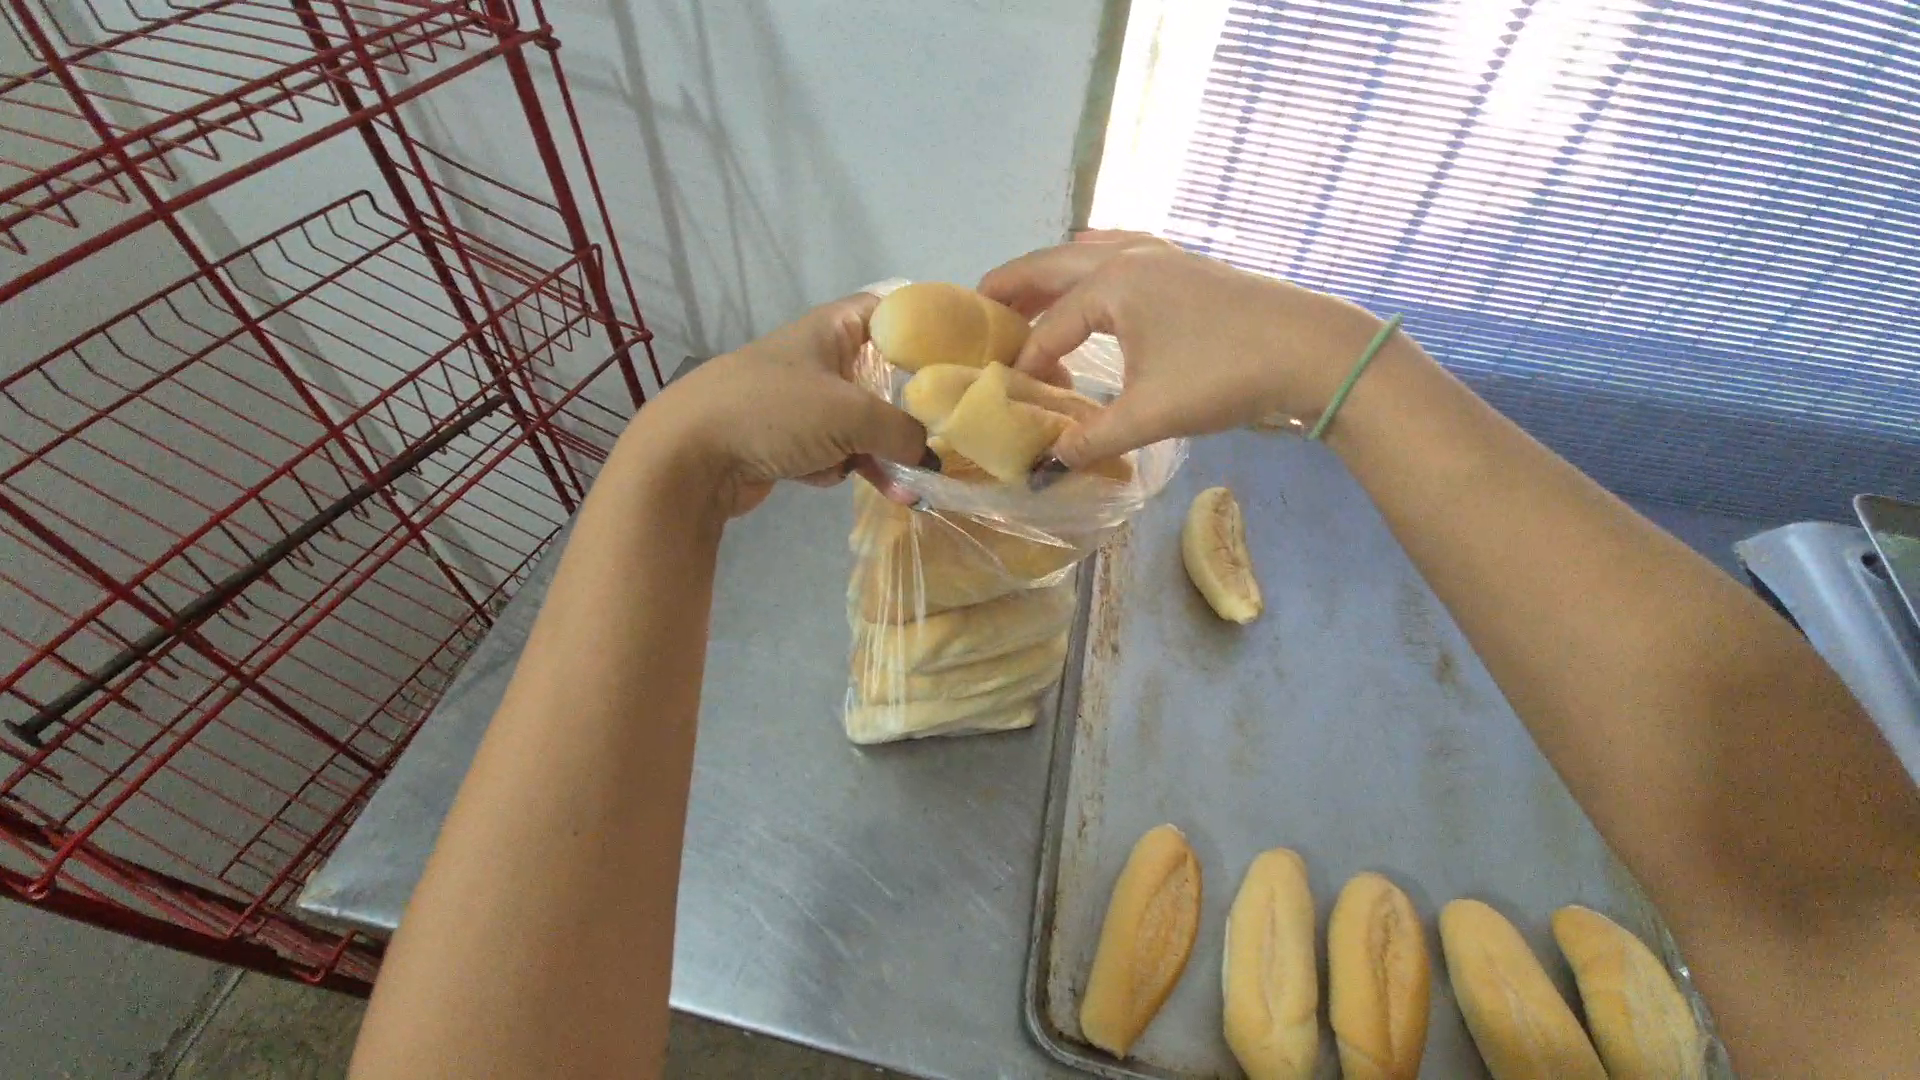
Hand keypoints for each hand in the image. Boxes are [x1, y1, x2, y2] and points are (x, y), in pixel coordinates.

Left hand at [630, 293, 927, 517]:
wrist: (689, 455)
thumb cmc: (774, 411)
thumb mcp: (851, 414)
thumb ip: (903, 432)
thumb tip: (932, 457)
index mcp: (834, 327)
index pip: (895, 310)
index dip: (931, 328)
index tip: (967, 358)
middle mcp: (821, 358)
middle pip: (885, 376)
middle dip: (912, 410)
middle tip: (945, 433)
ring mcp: (803, 401)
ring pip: (863, 423)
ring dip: (880, 453)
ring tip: (907, 488)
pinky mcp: (789, 441)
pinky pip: (836, 451)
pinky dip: (842, 466)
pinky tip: (836, 479)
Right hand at [977, 231, 1385, 465]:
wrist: (1313, 351)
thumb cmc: (1224, 375)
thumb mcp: (1150, 414)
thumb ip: (1091, 439)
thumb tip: (1049, 467)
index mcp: (1112, 285)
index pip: (1051, 327)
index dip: (1028, 363)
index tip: (1013, 395)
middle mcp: (1129, 258)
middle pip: (1053, 266)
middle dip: (1013, 286)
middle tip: (977, 303)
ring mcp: (1162, 256)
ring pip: (1089, 256)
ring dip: (1053, 274)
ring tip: (1027, 294)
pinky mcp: (1186, 268)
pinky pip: (1121, 253)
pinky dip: (1093, 265)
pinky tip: (1096, 274)